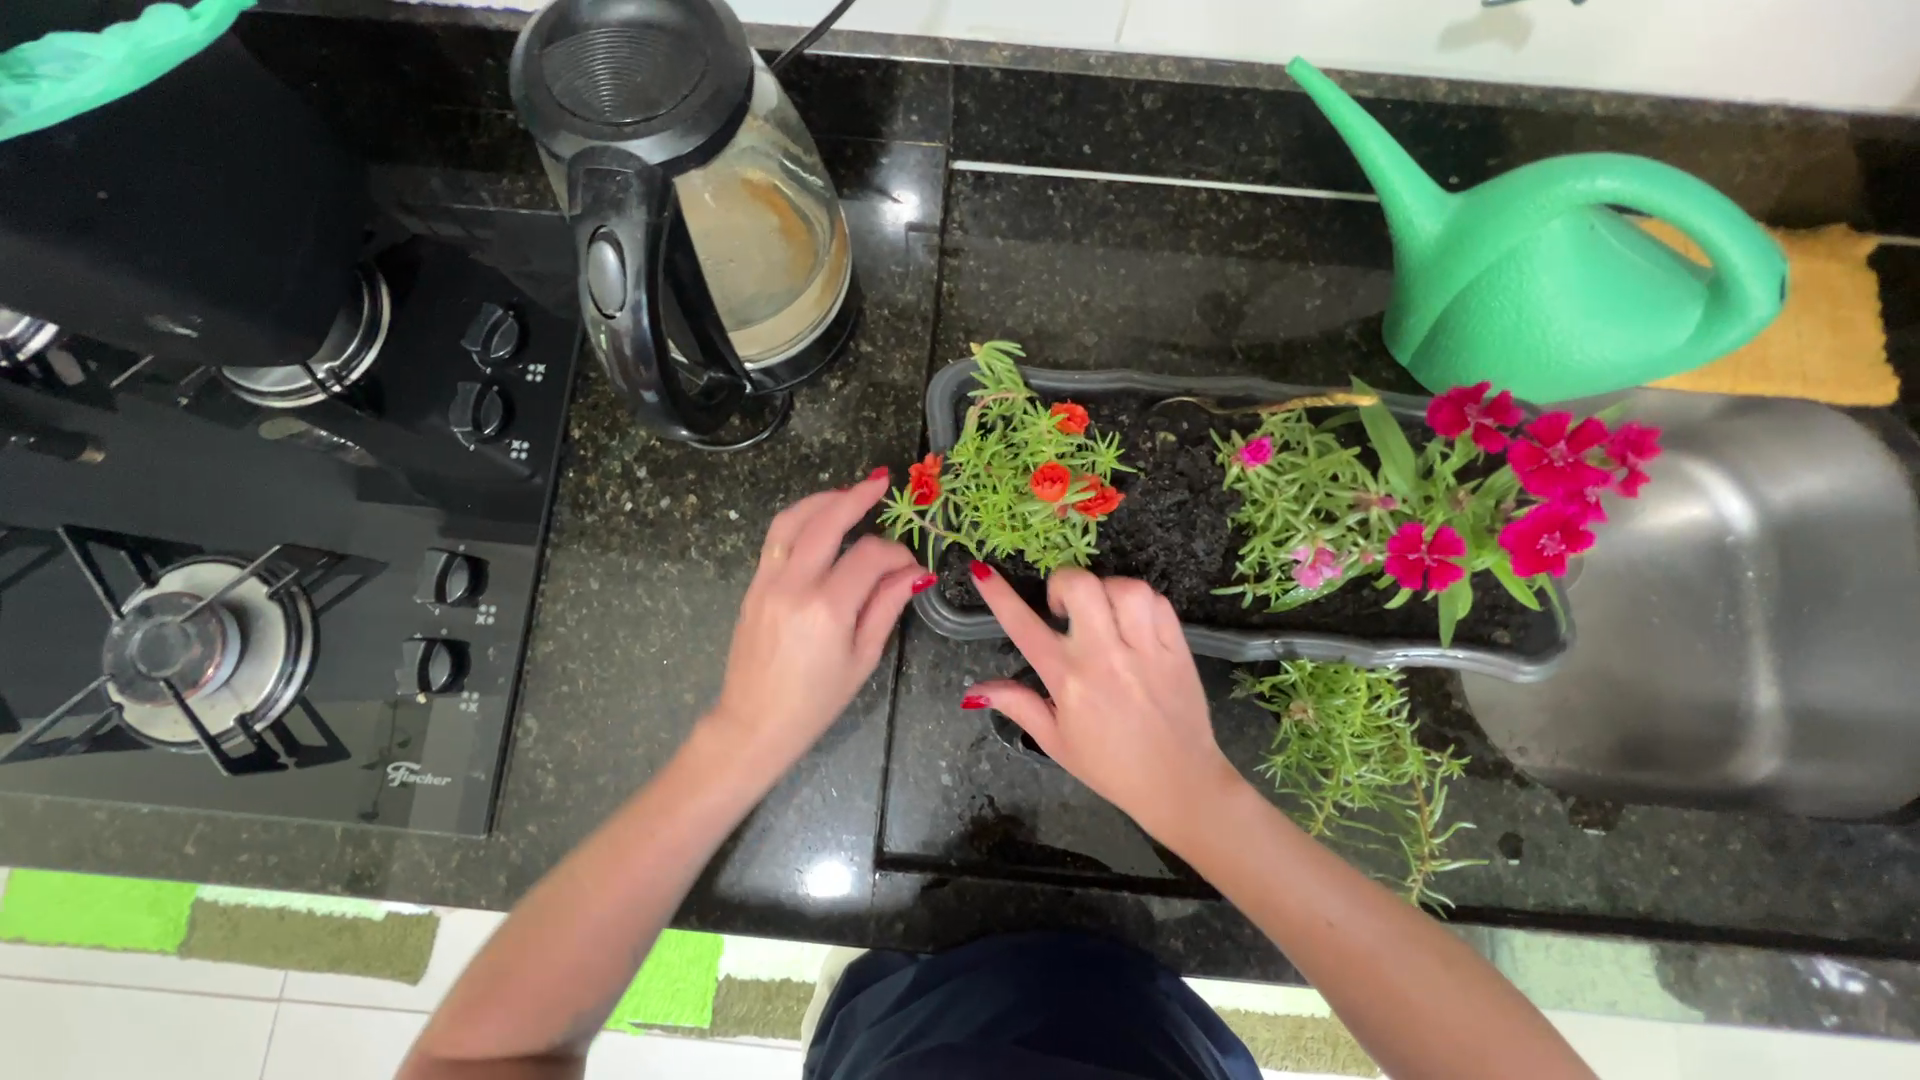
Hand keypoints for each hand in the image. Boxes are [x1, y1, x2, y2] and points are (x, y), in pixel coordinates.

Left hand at [707, 471, 932, 771]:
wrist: (755, 721)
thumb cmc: (816, 700)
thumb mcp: (863, 658)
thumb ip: (887, 607)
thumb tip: (914, 573)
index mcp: (827, 609)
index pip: (870, 556)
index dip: (896, 553)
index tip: (911, 565)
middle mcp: (794, 585)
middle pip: (827, 521)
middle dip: (857, 497)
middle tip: (881, 482)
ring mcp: (767, 581)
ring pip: (793, 520)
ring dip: (823, 499)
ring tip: (848, 493)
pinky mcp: (754, 585)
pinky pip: (776, 538)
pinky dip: (800, 519)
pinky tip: (820, 520)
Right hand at [966, 563, 1246, 844]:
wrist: (1179, 783)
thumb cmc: (1110, 766)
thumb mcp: (1055, 742)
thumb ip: (1018, 706)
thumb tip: (977, 689)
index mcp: (1068, 680)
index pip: (1024, 626)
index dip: (998, 595)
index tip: (982, 571)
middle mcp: (1104, 656)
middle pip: (1080, 586)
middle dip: (1063, 582)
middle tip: (1064, 607)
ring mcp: (1145, 649)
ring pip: (1124, 587)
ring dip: (1107, 590)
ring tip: (1103, 612)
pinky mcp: (1176, 648)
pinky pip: (1157, 602)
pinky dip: (1142, 601)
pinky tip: (1133, 621)